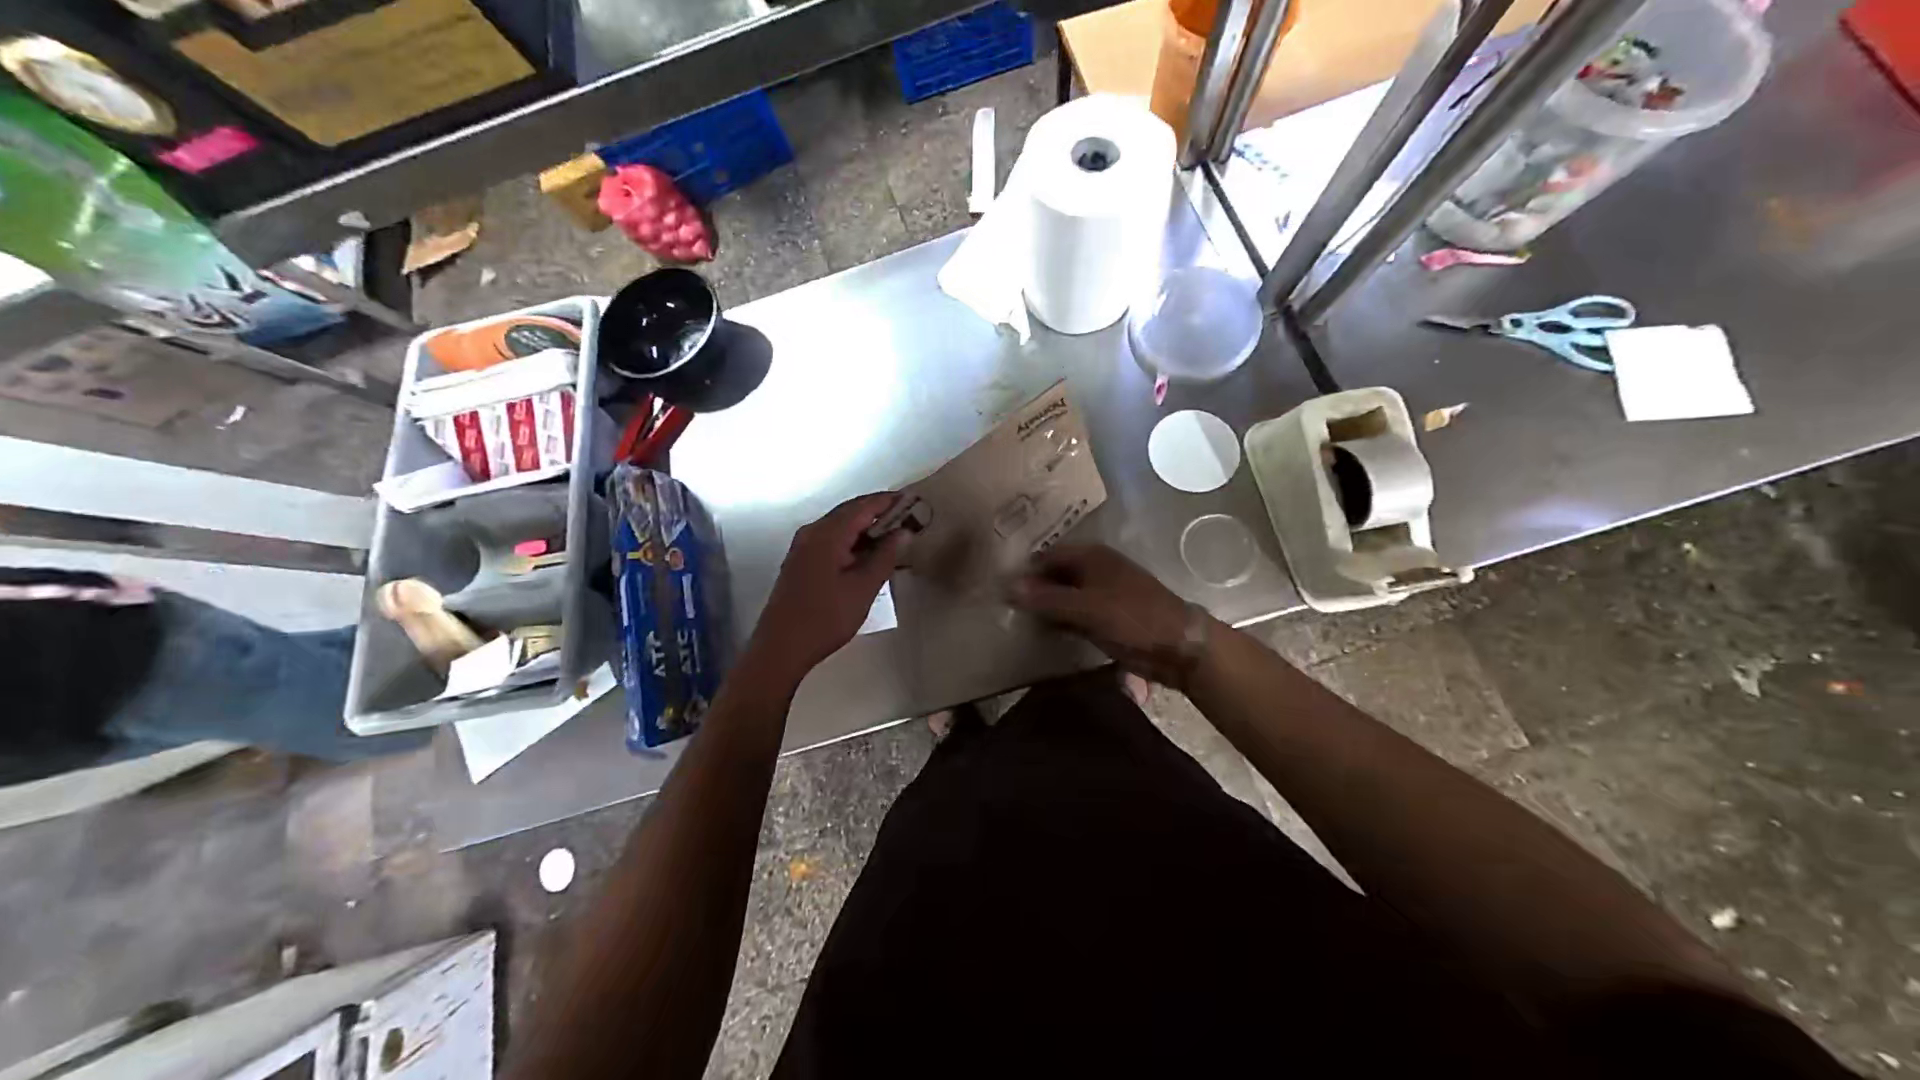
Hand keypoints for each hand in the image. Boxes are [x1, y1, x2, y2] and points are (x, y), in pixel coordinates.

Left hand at [741, 493, 912, 688]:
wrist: (782, 648)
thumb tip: (903, 532)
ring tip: (893, 538)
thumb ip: (885, 556)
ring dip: (865, 529)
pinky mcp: (800, 563)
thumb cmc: (826, 617)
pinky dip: (852, 543)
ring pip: (839, 528)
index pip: (862, 506)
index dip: (888, 502)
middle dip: (878, 513)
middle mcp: (811, 533)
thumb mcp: (863, 587)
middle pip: (849, 513)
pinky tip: (868, 557)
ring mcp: (802, 548)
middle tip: (907, 519)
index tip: (912, 501)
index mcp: (826, 534)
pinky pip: (831, 542)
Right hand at [1008, 543, 1212, 688]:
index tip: (997, 586)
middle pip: (1054, 575)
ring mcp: (1102, 595)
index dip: (1024, 570)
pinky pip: (1074, 615)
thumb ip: (1046, 598)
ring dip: (1044, 607)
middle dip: (1032, 589)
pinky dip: (1059, 622)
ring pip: (1063, 596)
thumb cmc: (1133, 618)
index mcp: (1092, 557)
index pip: (1047, 556)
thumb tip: (1007, 586)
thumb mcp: (1086, 608)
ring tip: (1011, 619)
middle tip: (1000, 605)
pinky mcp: (1106, 618)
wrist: (1178, 647)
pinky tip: (1039, 633)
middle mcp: (1095, 571)